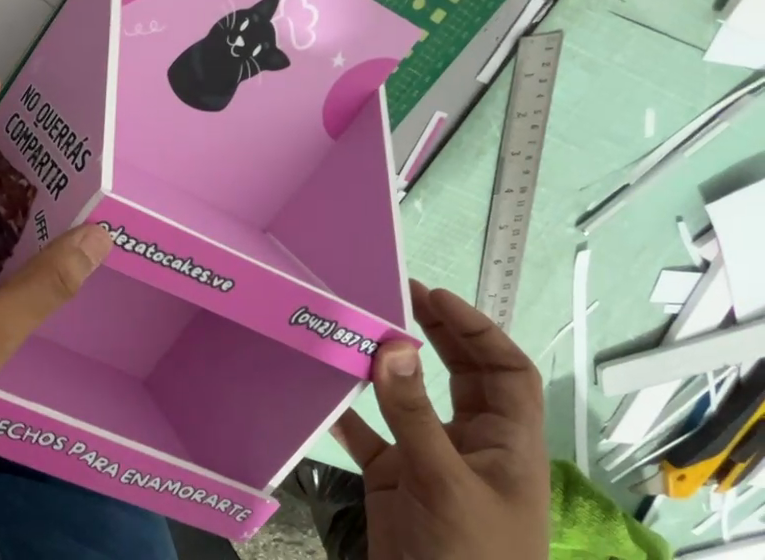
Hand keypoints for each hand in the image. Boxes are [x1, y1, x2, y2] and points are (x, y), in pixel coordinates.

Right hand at [331, 281, 549, 559]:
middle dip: (435, 333)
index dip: (478, 331)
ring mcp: (429, 459)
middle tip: (394, 293)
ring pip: (409, 396)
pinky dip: (344, 406)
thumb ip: (413, 414)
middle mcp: (471, 444)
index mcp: (507, 446)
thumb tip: (392, 346)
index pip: (506, 373)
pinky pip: (365, 430)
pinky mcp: (392, 476)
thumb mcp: (445, 482)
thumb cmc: (469, 553)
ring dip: (385, 364)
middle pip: (461, 376)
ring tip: (354, 326)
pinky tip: (319, 384)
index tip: (433, 296)